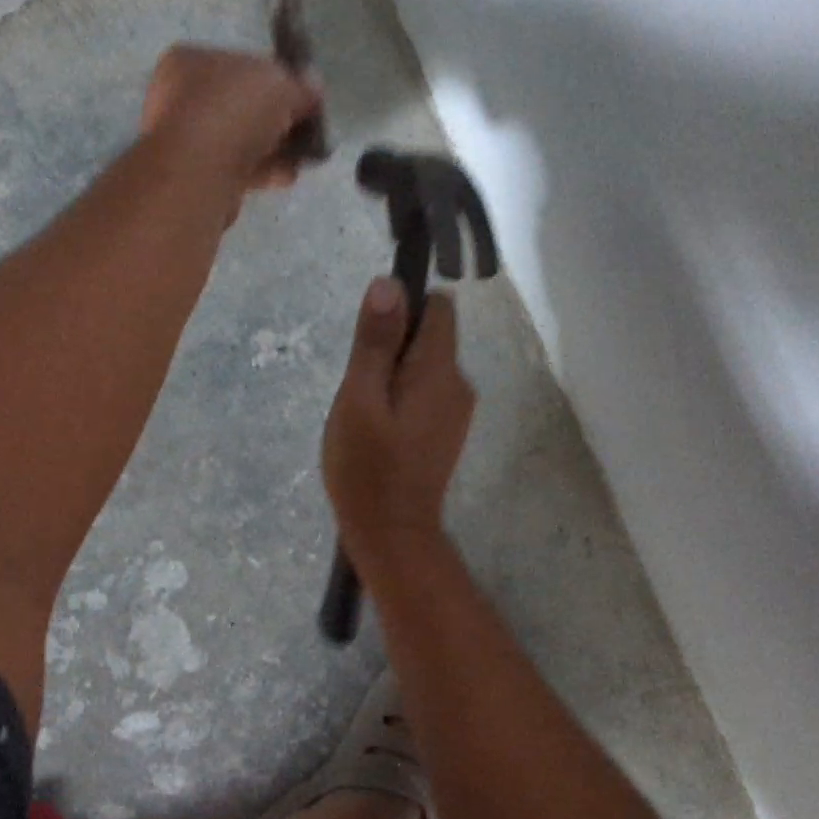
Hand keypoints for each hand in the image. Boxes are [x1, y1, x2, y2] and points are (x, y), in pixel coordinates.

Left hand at [140, 45, 322, 191]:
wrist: (200, 170)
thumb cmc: (234, 110)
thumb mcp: (281, 85)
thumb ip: (300, 86)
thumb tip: (313, 86)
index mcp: (191, 60)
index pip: (240, 64)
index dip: (275, 80)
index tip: (301, 100)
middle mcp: (180, 97)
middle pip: (241, 106)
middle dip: (276, 121)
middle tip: (305, 132)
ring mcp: (183, 140)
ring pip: (239, 141)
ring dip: (272, 150)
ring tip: (301, 160)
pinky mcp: (193, 176)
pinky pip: (234, 169)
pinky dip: (261, 171)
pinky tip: (284, 177)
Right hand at [322, 278, 475, 564]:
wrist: (392, 534)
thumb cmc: (369, 468)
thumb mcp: (359, 399)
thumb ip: (374, 342)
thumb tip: (389, 283)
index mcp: (440, 370)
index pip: (438, 307)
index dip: (403, 308)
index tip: (371, 337)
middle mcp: (459, 383)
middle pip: (428, 337)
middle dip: (391, 349)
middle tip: (359, 389)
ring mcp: (456, 411)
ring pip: (422, 368)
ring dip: (392, 377)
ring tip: (365, 413)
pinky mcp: (446, 432)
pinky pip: (423, 394)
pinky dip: (400, 400)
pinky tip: (378, 431)